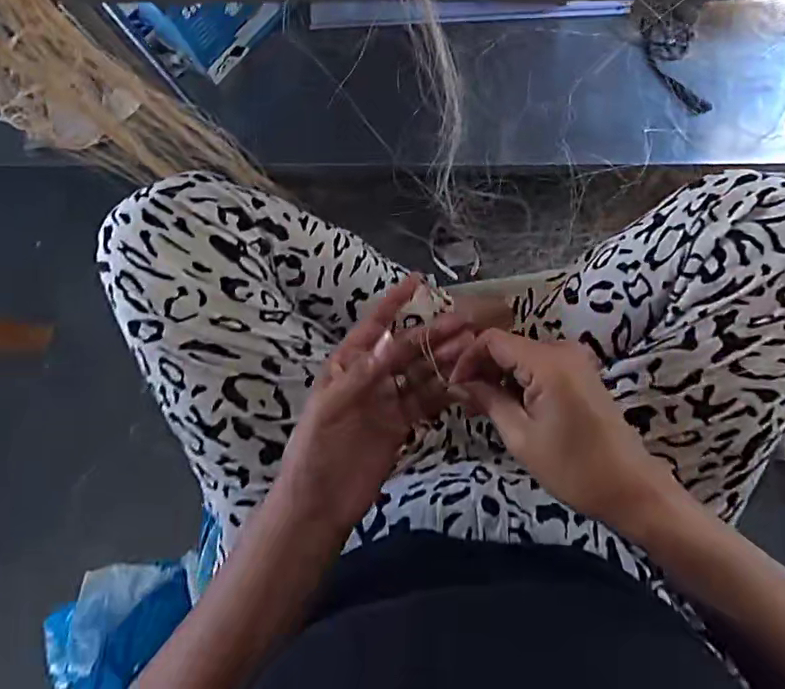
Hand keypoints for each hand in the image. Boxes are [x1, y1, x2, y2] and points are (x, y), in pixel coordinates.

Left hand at [274, 276, 474, 530]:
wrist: (318, 504)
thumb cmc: (314, 450)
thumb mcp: (329, 409)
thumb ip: (360, 376)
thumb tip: (389, 343)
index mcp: (349, 364)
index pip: (375, 325)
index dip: (395, 302)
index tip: (418, 280)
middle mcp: (371, 375)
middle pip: (406, 347)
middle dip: (433, 333)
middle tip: (463, 322)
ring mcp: (388, 399)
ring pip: (420, 371)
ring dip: (443, 358)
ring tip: (470, 348)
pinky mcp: (401, 423)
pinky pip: (425, 400)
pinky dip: (444, 389)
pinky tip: (463, 380)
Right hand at [450, 329, 678, 530]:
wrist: (630, 486)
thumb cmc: (573, 468)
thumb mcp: (521, 437)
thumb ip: (489, 401)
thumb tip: (459, 384)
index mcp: (547, 362)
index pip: (493, 340)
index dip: (467, 358)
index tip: (452, 387)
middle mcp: (562, 349)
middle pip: (508, 344)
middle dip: (481, 367)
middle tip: (463, 400)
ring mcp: (575, 358)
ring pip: (522, 354)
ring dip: (499, 374)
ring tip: (482, 406)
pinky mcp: (581, 371)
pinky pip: (540, 364)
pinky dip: (520, 378)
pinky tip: (509, 404)